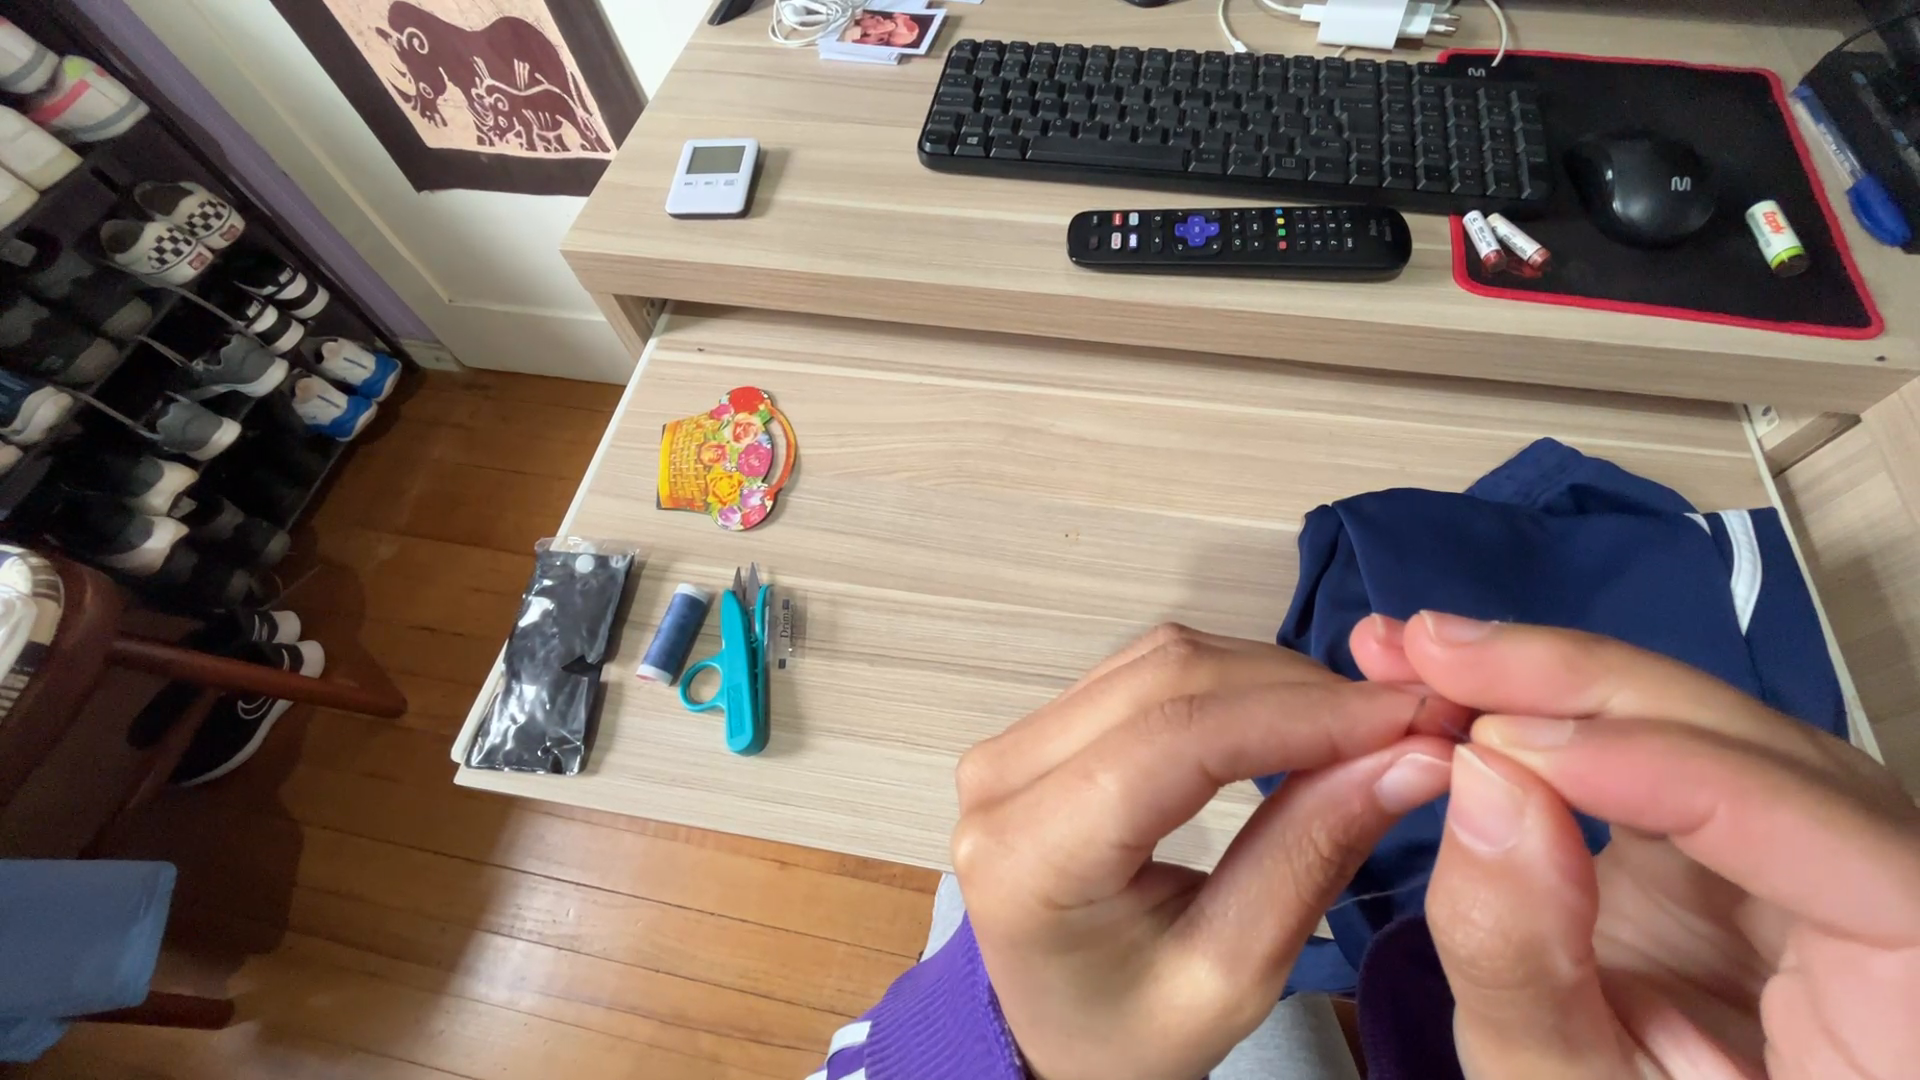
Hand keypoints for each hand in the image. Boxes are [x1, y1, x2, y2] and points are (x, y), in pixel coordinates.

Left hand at [953, 624, 1458, 1079]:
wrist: (1043, 1024)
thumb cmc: (1129, 1030)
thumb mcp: (1230, 977)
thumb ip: (1306, 856)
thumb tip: (1407, 756)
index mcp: (1028, 854)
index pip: (1172, 741)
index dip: (1297, 716)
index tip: (1409, 715)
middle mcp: (1002, 775)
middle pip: (1162, 680)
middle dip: (1292, 686)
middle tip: (1397, 716)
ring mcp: (1008, 741)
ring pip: (1154, 661)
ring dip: (1262, 676)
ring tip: (1352, 719)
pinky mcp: (1032, 729)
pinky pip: (1137, 673)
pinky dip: (1223, 681)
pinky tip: (1283, 712)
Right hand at [1353, 613, 1919, 1078]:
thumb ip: (1521, 958)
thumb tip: (1477, 773)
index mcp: (1919, 1014)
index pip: (1854, 856)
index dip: (1677, 776)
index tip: (1497, 744)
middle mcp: (1888, 903)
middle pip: (1768, 750)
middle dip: (1577, 682)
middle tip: (1428, 648)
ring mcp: (1796, 857)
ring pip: (1697, 724)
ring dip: (1538, 674)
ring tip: (1410, 651)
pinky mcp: (1713, 834)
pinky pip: (1631, 742)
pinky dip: (1529, 703)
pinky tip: (1447, 681)